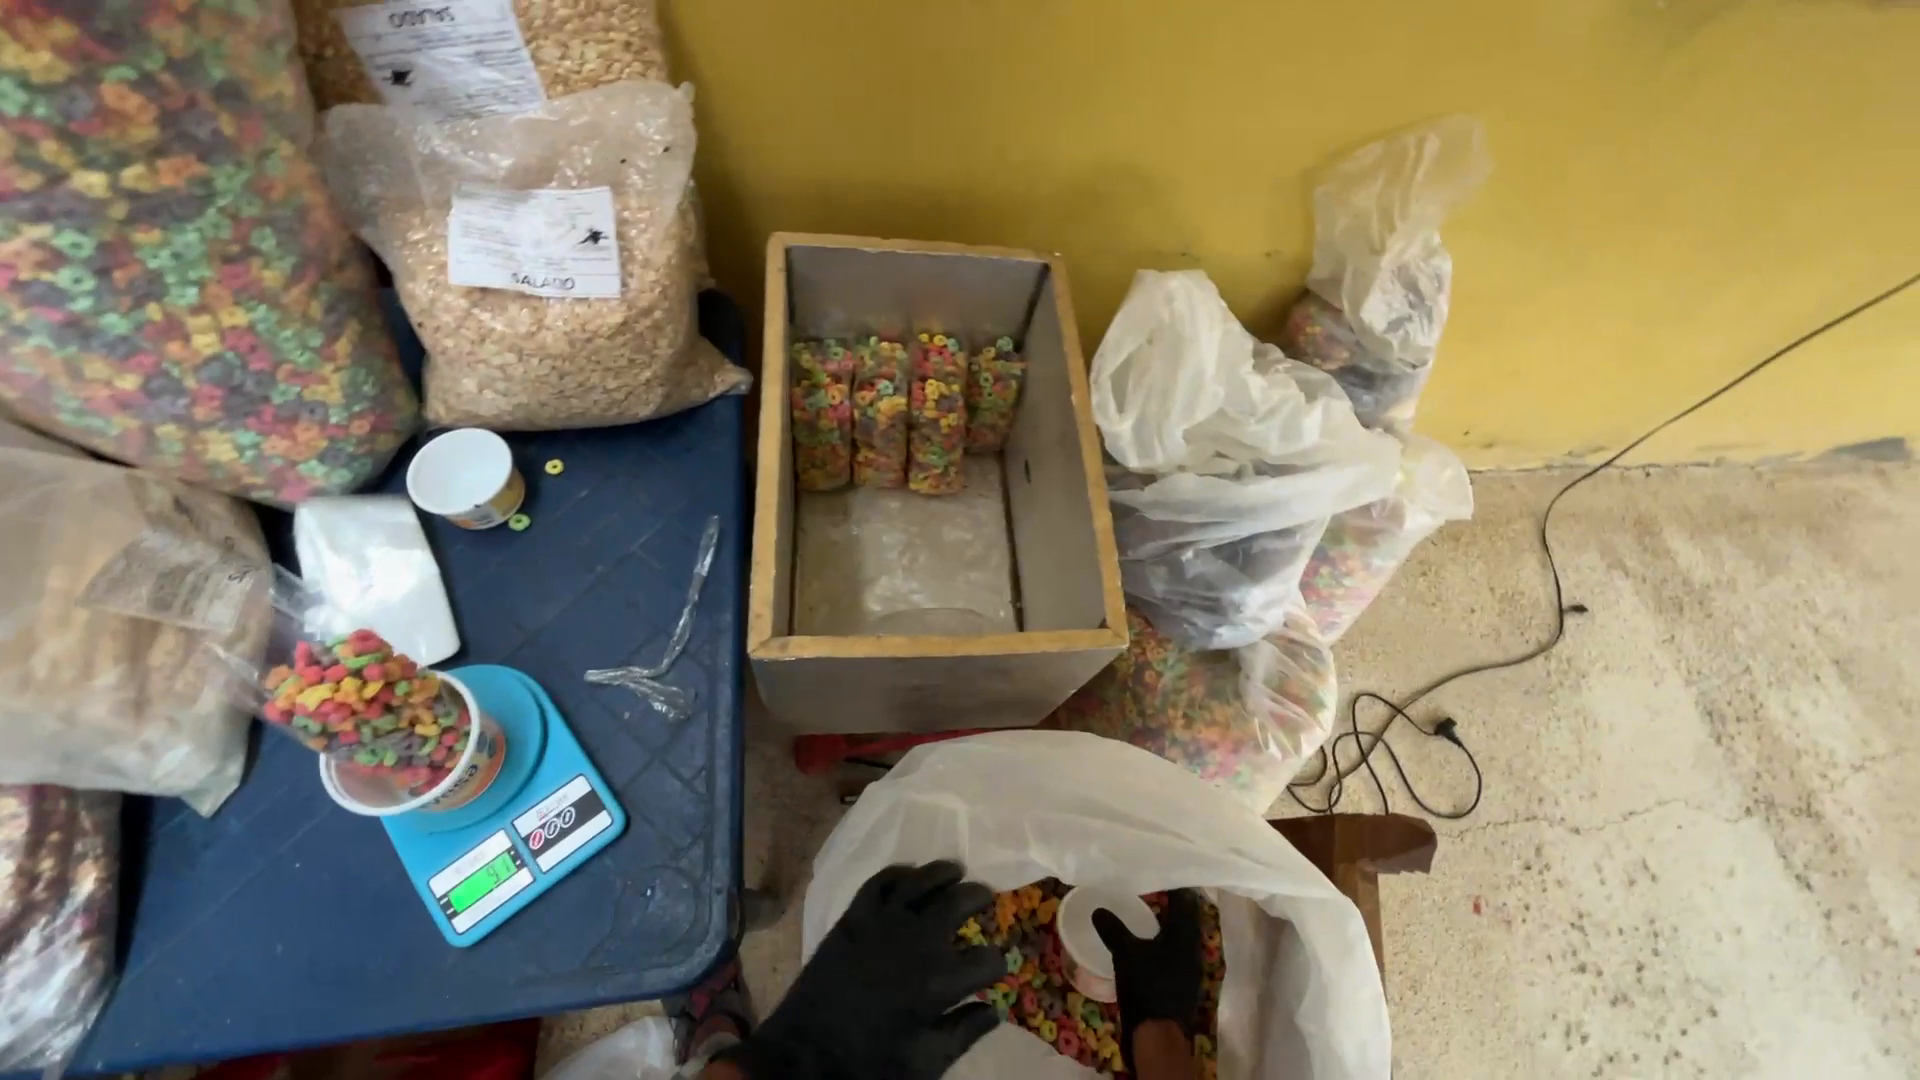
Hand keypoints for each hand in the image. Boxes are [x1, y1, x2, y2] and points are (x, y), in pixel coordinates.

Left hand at [719, 861, 1002, 1079]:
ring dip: (943, 873)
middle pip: (959, 902)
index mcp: (939, 980)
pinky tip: (909, 875)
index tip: (995, 966)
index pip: (987, 960)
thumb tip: (995, 1010)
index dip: (997, 963)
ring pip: (922, 880)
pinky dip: (899, 873)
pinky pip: (881, 881)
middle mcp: (917, 940)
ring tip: (956, 870)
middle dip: (979, 897)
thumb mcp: (925, 1064)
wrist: (805, 1056)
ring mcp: (883, 922)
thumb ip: (964, 1033)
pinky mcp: (854, 916)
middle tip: (986, 896)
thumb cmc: (869, 1065)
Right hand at [1093, 888, 1203, 1071]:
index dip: (1173, 886)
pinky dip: (1162, 944)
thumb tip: (1098, 909)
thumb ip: (1113, 929)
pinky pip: (1174, 954)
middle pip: (1185, 919)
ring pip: (1180, 938)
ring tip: (1144, 914)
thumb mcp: (1125, 954)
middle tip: (1148, 890)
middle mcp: (1192, 950)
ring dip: (1165, 925)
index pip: (1185, 901)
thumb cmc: (1146, 987)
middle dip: (1169, 904)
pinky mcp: (1181, 985)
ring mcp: (1189, 970)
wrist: (1158, 1037)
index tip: (1158, 873)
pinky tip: (1145, 946)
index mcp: (1184, 937)